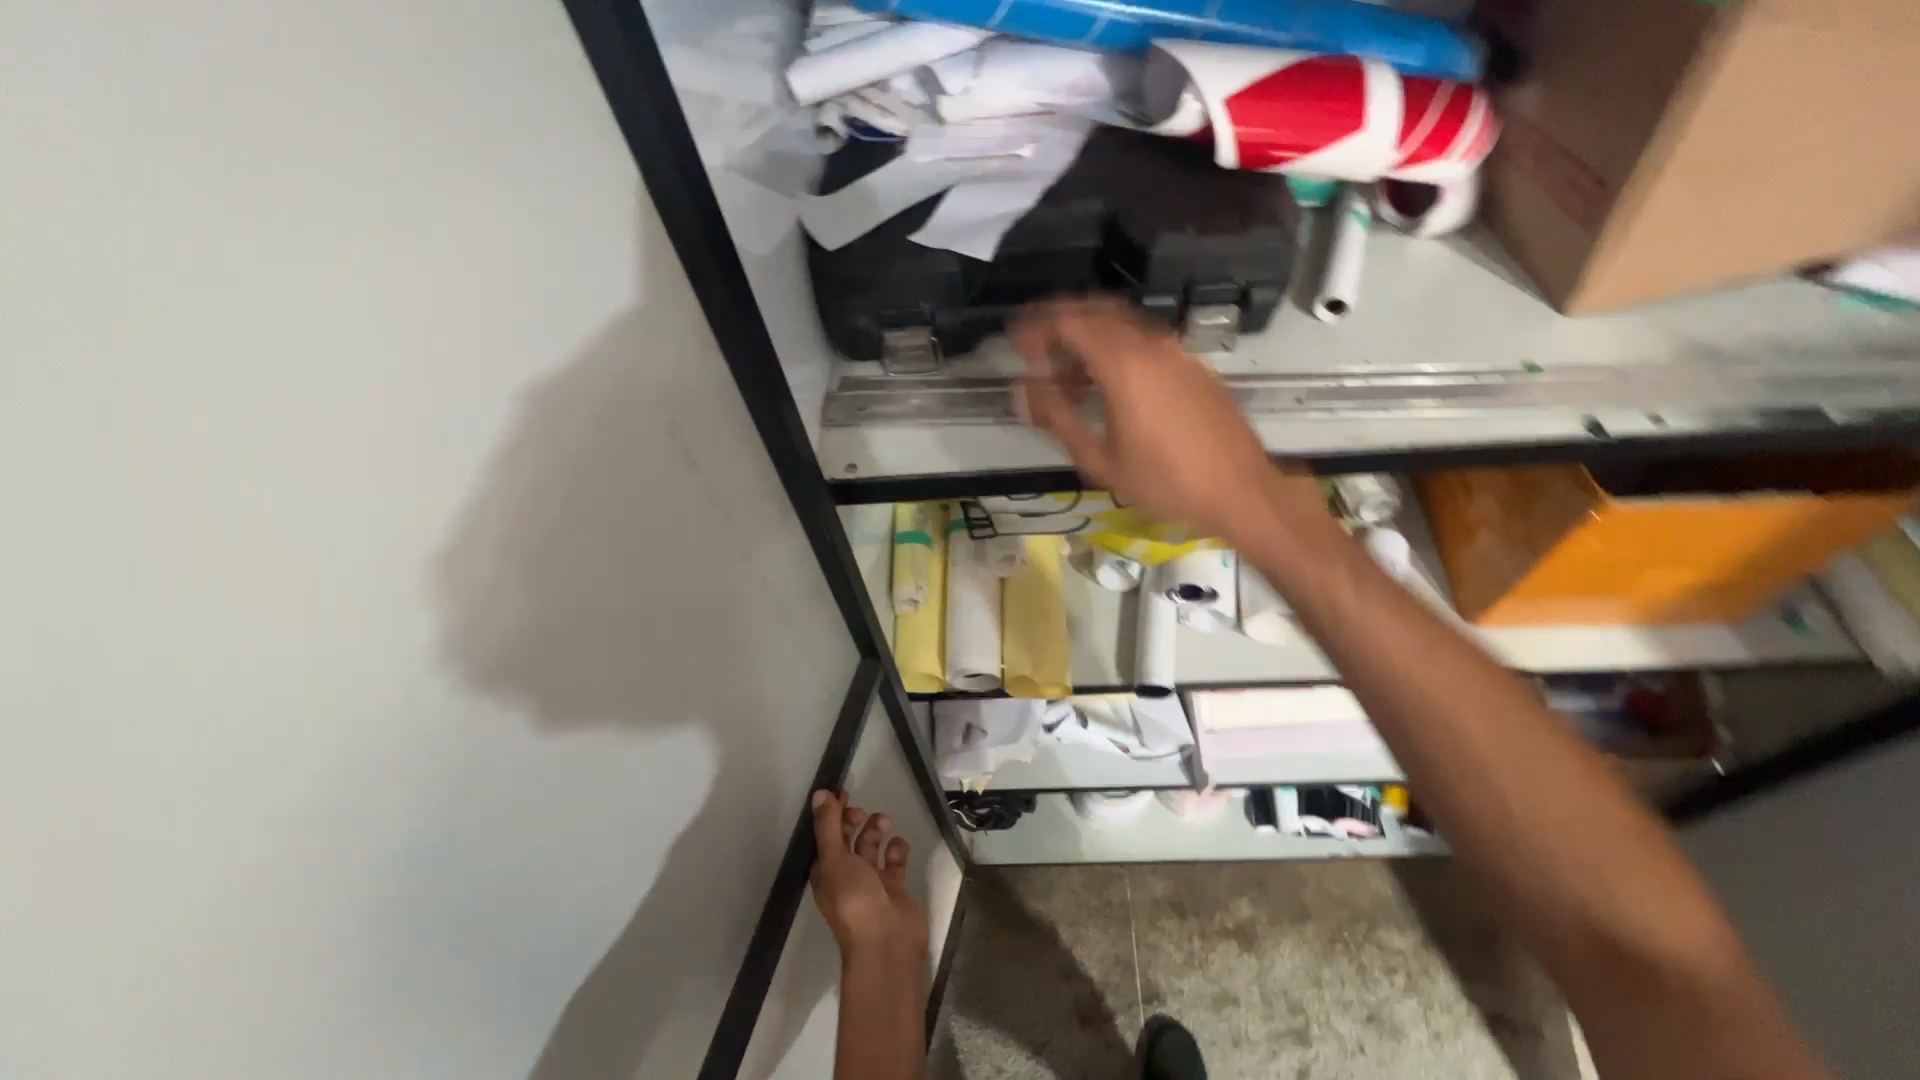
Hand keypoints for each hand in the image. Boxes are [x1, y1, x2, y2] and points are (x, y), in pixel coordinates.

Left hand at [809, 791, 926, 956]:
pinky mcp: (895, 887)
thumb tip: (819, 794)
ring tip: (885, 823)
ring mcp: (872, 882)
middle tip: (861, 813)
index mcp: (826, 870)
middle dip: (854, 821)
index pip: (826, 835)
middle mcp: (846, 874)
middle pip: (848, 839)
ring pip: (872, 847)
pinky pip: (895, 861)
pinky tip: (898, 849)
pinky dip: (897, 851)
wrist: (886, 941)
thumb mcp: (834, 859)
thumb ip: (828, 826)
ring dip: (876, 831)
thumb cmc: (854, 899)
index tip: (843, 792)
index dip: (832, 814)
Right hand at [1011, 298, 1324, 543]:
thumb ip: (1056, 418)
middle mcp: (1151, 345)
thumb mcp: (1101, 460)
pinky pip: (1145, 341)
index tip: (1016, 345)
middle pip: (1095, 312)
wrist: (1240, 490)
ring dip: (1088, 338)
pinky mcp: (1193, 365)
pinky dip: (1115, 348)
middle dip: (1059, 325)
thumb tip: (1021, 390)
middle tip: (1035, 353)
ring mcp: (1177, 352)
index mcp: (1124, 364)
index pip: (1070, 321)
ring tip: (1067, 376)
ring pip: (1122, 324)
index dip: (1036, 326)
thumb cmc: (1166, 482)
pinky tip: (1108, 385)